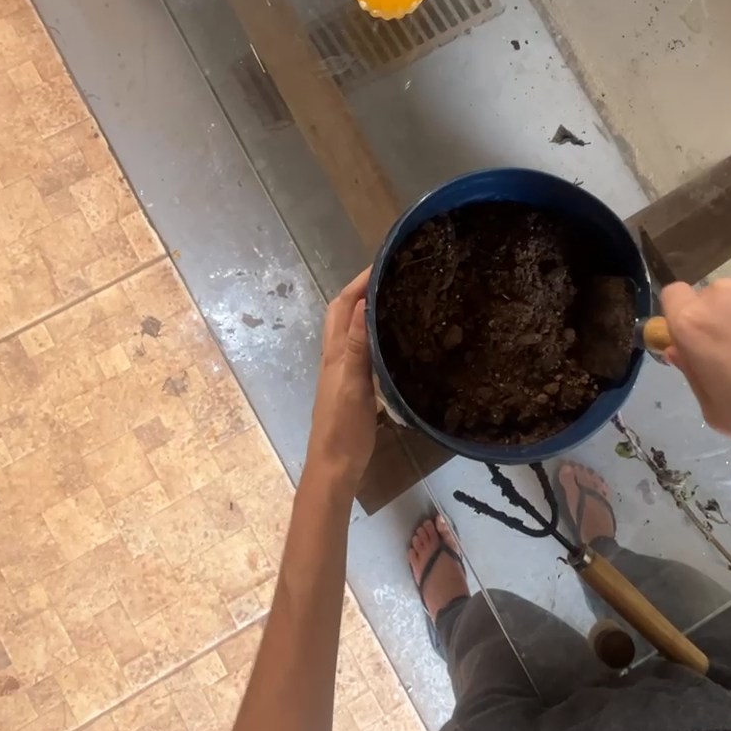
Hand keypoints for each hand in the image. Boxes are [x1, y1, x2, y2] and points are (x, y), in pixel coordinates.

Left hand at [304, 268, 376, 492]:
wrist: (335, 467)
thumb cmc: (344, 429)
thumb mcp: (353, 385)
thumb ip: (358, 347)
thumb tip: (363, 303)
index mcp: (336, 353)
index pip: (344, 306)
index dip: (359, 282)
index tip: (384, 263)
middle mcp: (336, 356)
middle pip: (343, 312)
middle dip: (361, 288)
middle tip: (392, 275)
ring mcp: (343, 371)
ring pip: (352, 329)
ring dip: (367, 309)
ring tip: (395, 298)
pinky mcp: (353, 385)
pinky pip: (362, 348)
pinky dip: (374, 334)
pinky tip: (392, 339)